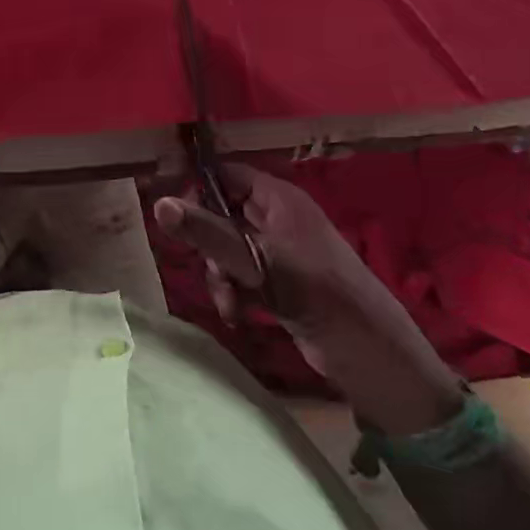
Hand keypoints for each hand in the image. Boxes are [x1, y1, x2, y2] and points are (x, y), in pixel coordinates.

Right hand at [155, 163, 464, 434]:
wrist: (371, 355)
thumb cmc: (318, 294)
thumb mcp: (257, 262)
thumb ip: (208, 233)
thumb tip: (159, 204)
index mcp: (279, 199)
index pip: (226, 174)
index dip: (196, 187)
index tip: (169, 210)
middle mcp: (276, 218)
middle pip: (220, 213)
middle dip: (208, 244)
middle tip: (209, 267)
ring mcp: (277, 251)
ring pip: (225, 248)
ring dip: (219, 275)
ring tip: (229, 301)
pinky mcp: (277, 280)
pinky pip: (238, 273)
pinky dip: (232, 291)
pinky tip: (237, 313)